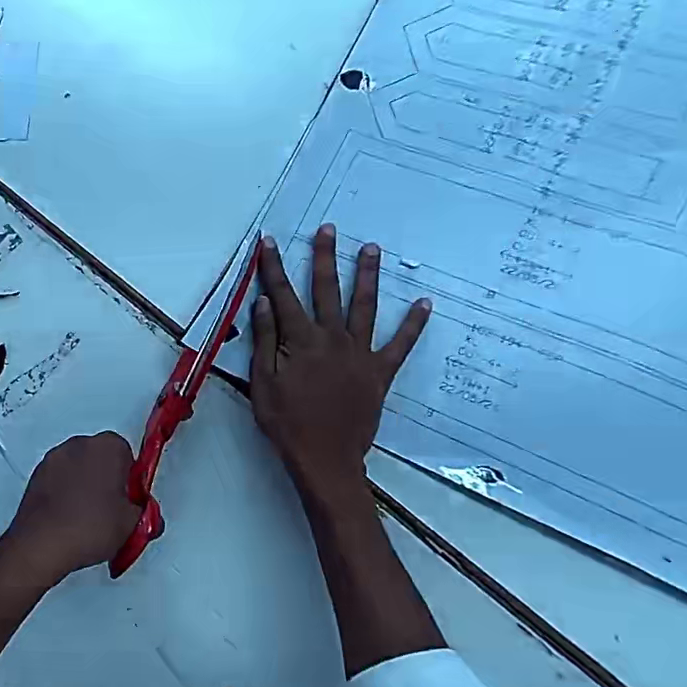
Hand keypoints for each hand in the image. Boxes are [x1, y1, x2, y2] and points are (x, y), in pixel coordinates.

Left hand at [0, 432, 142, 589]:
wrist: (42, 543)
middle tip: (112, 511)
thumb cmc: (90, 526)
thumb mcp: (134, 524)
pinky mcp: (36, 475)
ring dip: (85, 487)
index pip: (127, 455)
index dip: (130, 480)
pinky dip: (65, 494)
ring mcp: (53, 458)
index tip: (129, 500)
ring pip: (78, 469)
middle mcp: (78, 444)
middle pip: (101, 459)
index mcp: (107, 446)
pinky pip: (59, 480)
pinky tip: (69, 520)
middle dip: (108, 480)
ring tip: (89, 520)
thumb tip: (145, 516)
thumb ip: (146, 513)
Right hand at [250, 225, 430, 498]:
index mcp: (300, 341)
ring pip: (364, 307)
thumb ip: (266, 340)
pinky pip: (400, 344)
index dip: (274, 267)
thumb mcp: (262, 382)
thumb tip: (266, 302)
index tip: (269, 242)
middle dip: (324, 257)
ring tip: (371, 248)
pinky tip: (424, 303)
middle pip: (326, 290)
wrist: (324, 457)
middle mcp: (332, 339)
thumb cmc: (285, 421)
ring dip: (367, 276)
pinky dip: (413, 324)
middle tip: (328, 229)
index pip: (283, 295)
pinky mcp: (380, 372)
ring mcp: (360, 354)